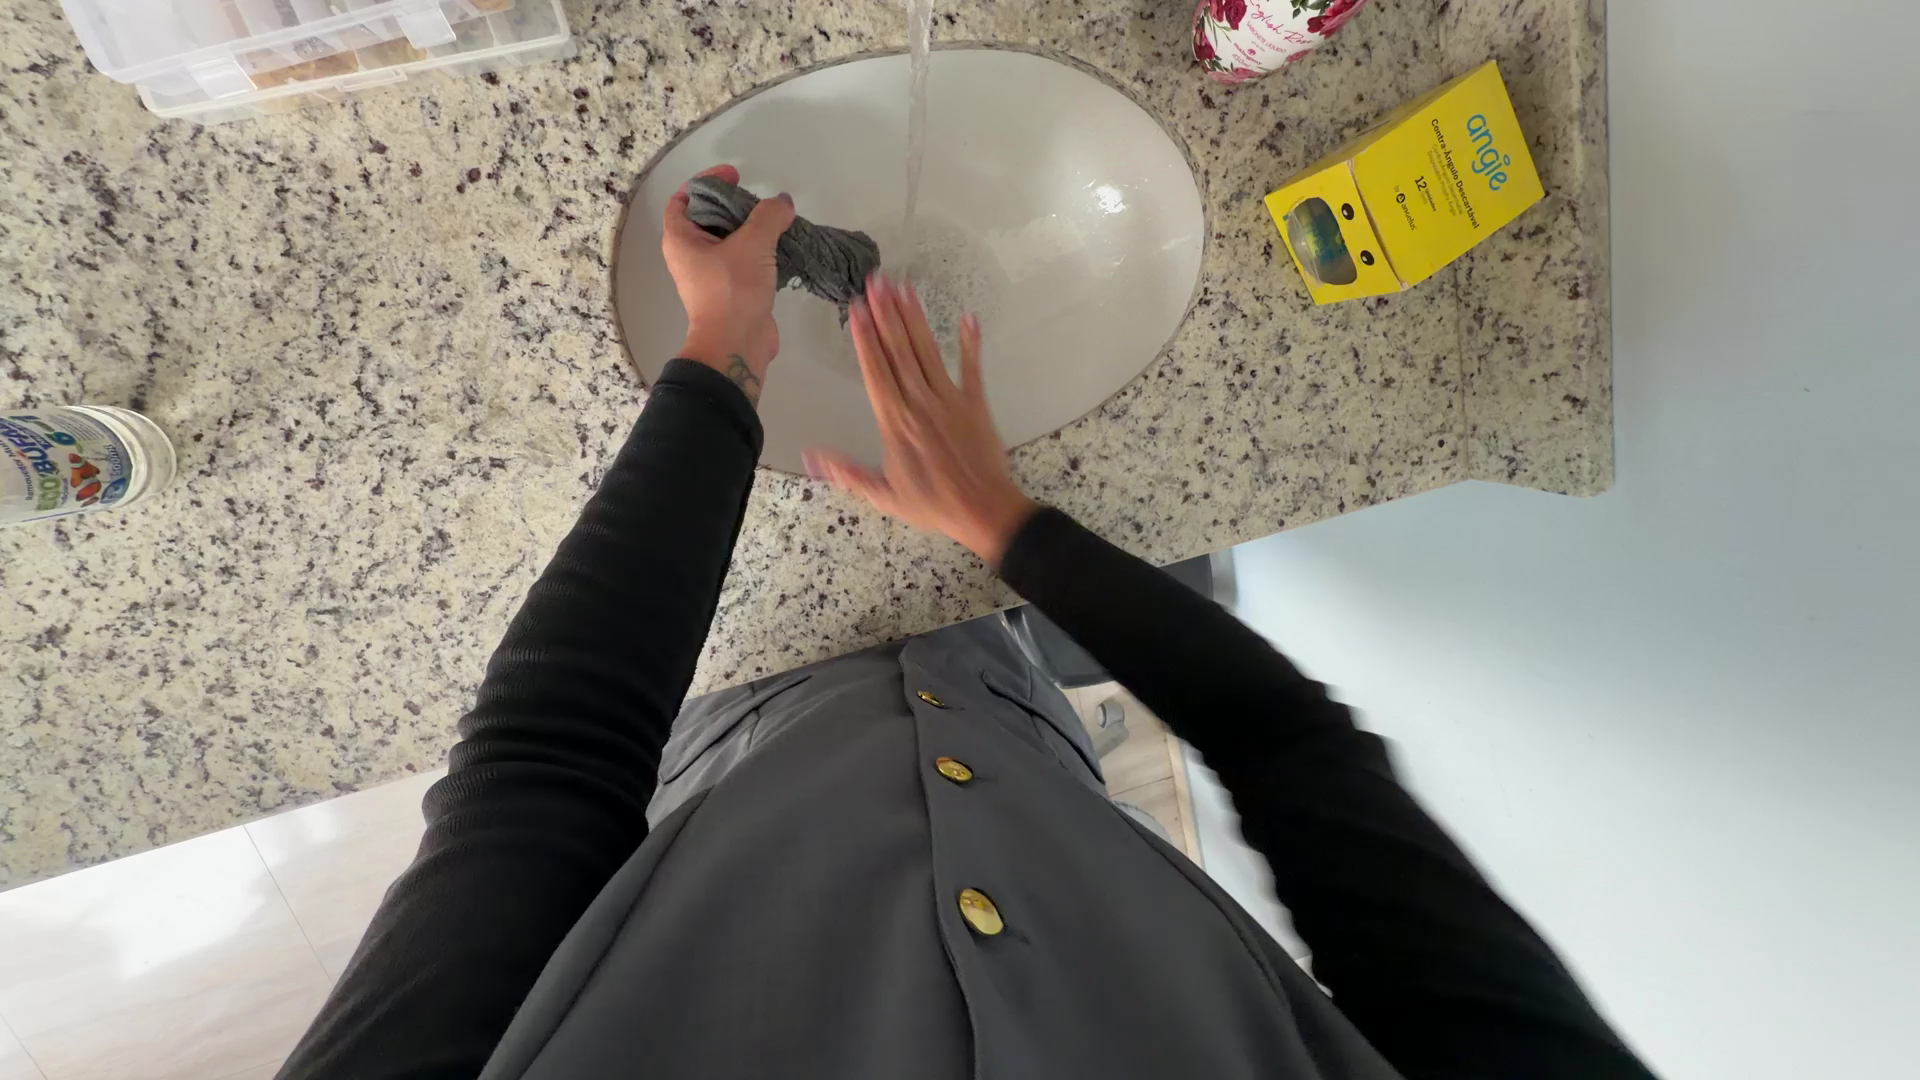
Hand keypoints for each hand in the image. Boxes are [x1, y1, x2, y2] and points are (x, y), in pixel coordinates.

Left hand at [661, 164, 796, 402]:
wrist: (737, 344)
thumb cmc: (733, 289)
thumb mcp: (752, 243)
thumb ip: (769, 216)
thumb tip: (784, 203)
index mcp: (681, 239)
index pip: (684, 198)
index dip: (708, 182)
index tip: (735, 176)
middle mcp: (691, 256)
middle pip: (711, 219)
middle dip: (736, 207)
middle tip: (762, 202)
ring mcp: (712, 277)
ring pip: (731, 244)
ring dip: (753, 233)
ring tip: (778, 224)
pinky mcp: (734, 293)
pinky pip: (746, 265)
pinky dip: (762, 255)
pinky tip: (783, 250)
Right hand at [805, 274, 1038, 566]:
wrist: (983, 510)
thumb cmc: (933, 505)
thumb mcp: (884, 495)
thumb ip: (848, 473)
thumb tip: (811, 457)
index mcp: (896, 422)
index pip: (876, 371)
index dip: (865, 338)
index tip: (858, 308)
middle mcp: (920, 402)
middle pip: (899, 351)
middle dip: (886, 313)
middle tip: (877, 279)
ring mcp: (950, 400)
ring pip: (928, 352)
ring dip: (916, 319)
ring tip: (905, 288)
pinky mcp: (977, 404)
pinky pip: (973, 369)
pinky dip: (971, 343)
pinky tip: (969, 317)